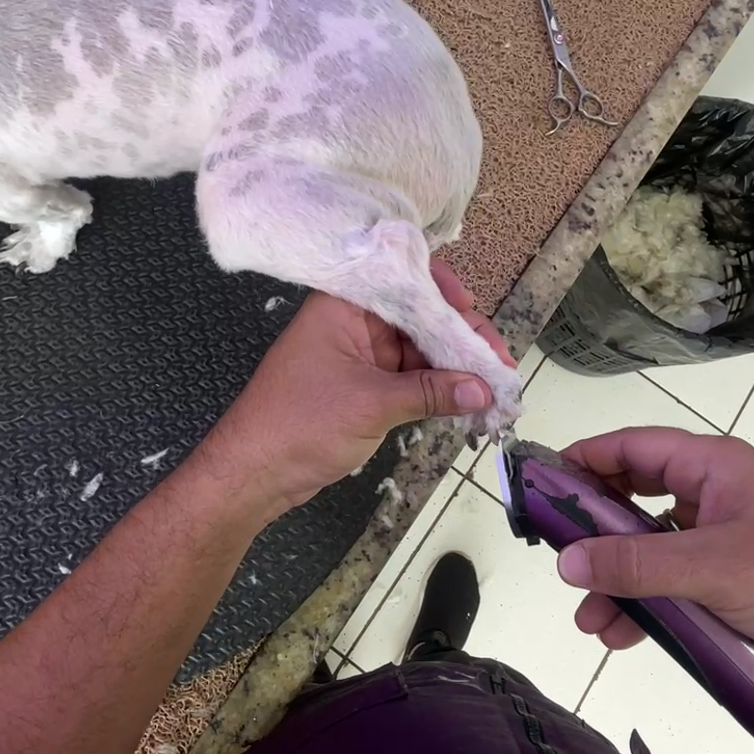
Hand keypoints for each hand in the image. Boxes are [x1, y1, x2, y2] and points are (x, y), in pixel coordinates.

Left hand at [195, 260, 513, 515]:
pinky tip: (470, 400)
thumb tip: (484, 389)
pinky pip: (410, 376)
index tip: (474, 309)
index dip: (442, 290)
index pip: (402, 279)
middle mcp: (354, 322)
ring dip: (455, 366)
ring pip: (419, 349)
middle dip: (460, 337)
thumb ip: (430, 392)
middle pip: (418, 316)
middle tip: (500, 362)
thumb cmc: (300, 424)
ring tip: (496, 385)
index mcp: (344, 305)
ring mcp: (360, 355)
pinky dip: (438, 388)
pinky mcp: (365, 385)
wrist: (253, 473)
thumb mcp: (371, 403)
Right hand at [553, 427, 753, 700]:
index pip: (634, 445)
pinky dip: (651, 601)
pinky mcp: (738, 575)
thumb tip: (563, 562)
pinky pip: (679, 578)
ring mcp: (729, 535)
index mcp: (716, 465)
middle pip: (637, 497)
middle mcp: (718, 491)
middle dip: (598, 533)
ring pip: (655, 546)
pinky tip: (627, 634)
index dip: (586, 458)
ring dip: (621, 579)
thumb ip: (635, 563)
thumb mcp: (713, 569)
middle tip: (562, 556)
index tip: (543, 484)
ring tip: (592, 621)